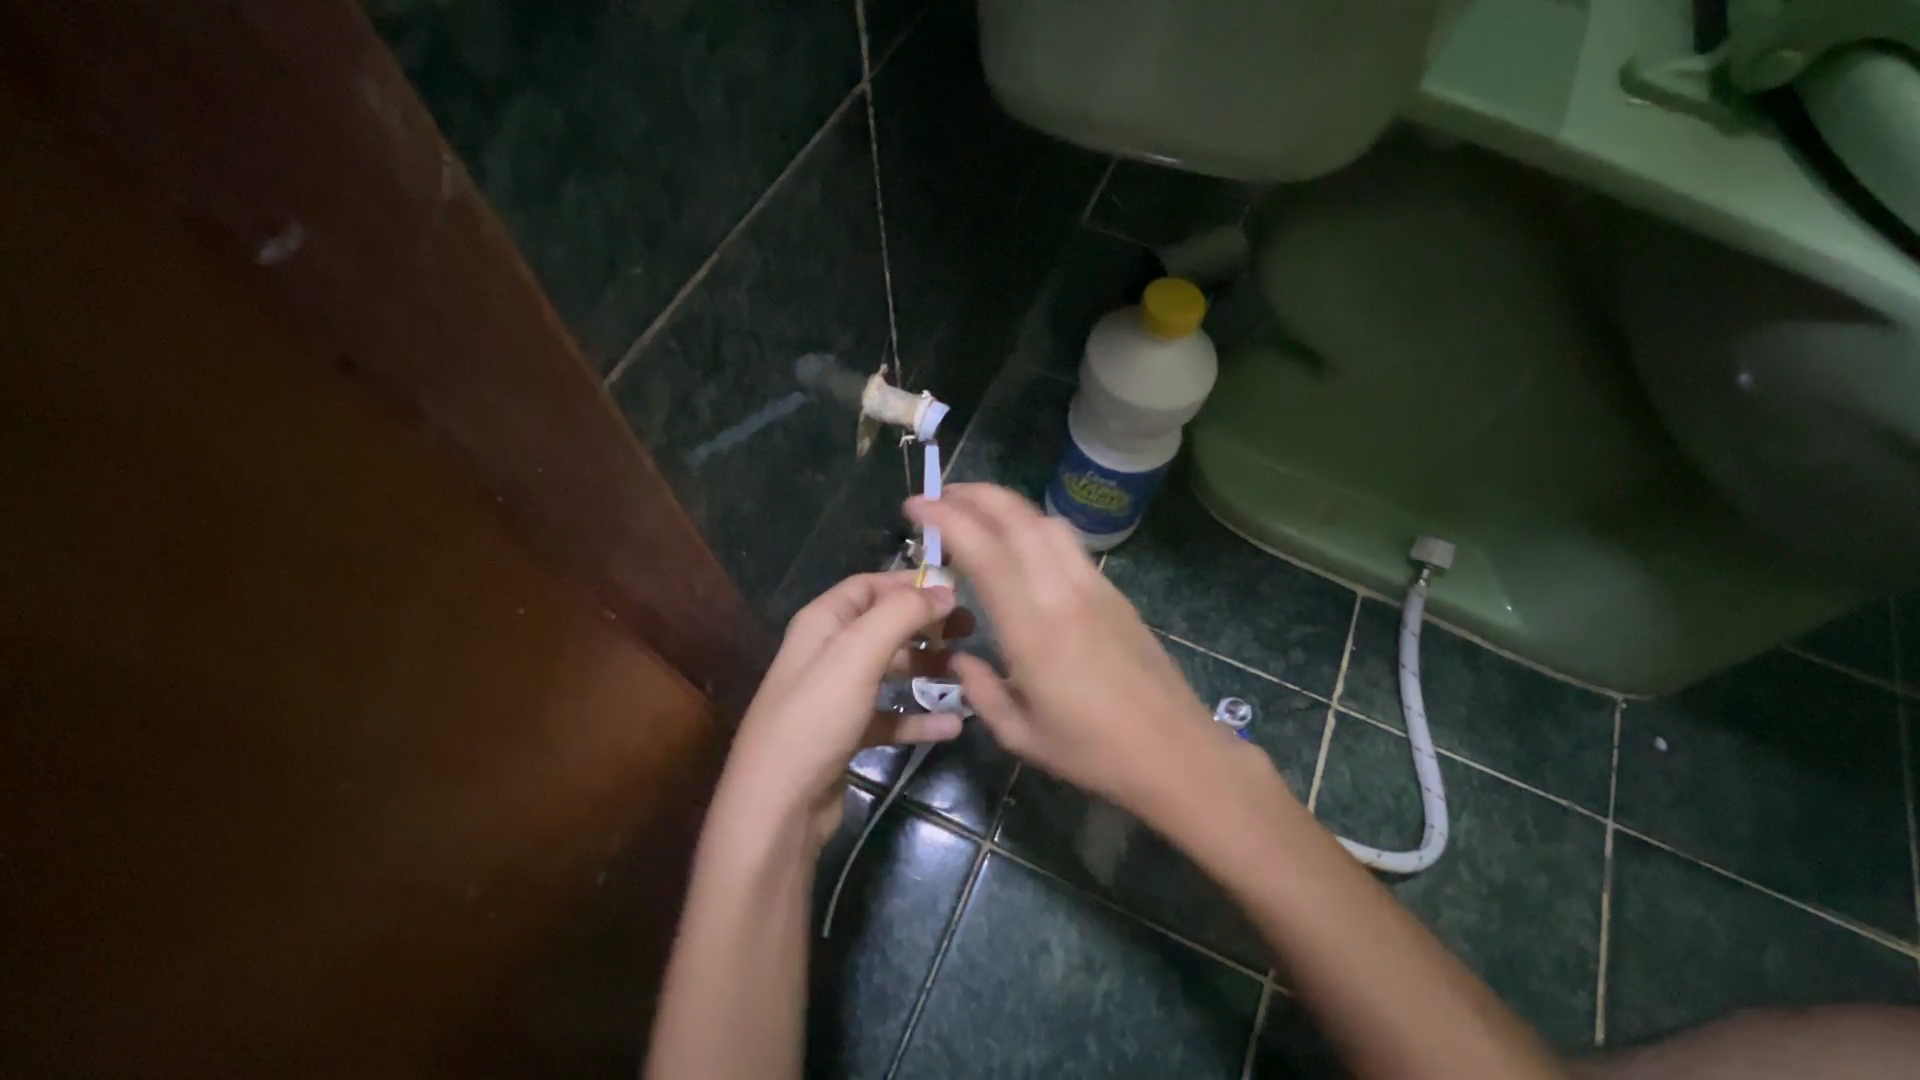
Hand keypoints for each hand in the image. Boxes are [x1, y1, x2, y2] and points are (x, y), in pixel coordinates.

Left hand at [721, 571, 962, 842]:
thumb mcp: (858, 653)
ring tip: (968, 674)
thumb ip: (902, 614)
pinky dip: (919, 718)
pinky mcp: (847, 734)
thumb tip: (944, 589)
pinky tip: (953, 726)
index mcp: (823, 622)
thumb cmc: (817, 715)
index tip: (957, 591)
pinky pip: (890, 716)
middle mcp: (828, 652)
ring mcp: (837, 696)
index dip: (910, 584)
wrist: (779, 802)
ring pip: (891, 671)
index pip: (869, 586)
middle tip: (970, 630)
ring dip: (928, 669)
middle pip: (884, 626)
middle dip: (926, 626)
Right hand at [905, 485, 1223, 810]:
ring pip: (1047, 523)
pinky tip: (1021, 545)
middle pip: (1017, 519)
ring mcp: (1094, 587)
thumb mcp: (1020, 734)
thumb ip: (980, 690)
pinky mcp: (1114, 592)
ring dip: (1007, 506)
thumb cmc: (1093, 752)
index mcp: (1032, 628)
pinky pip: (1068, 544)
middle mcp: (1062, 592)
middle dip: (974, 495)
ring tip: (976, 511)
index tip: (916, 506)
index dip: (946, 518)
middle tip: (940, 495)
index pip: (983, 551)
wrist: (1175, 751)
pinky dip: (1035, 527)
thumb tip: (958, 658)